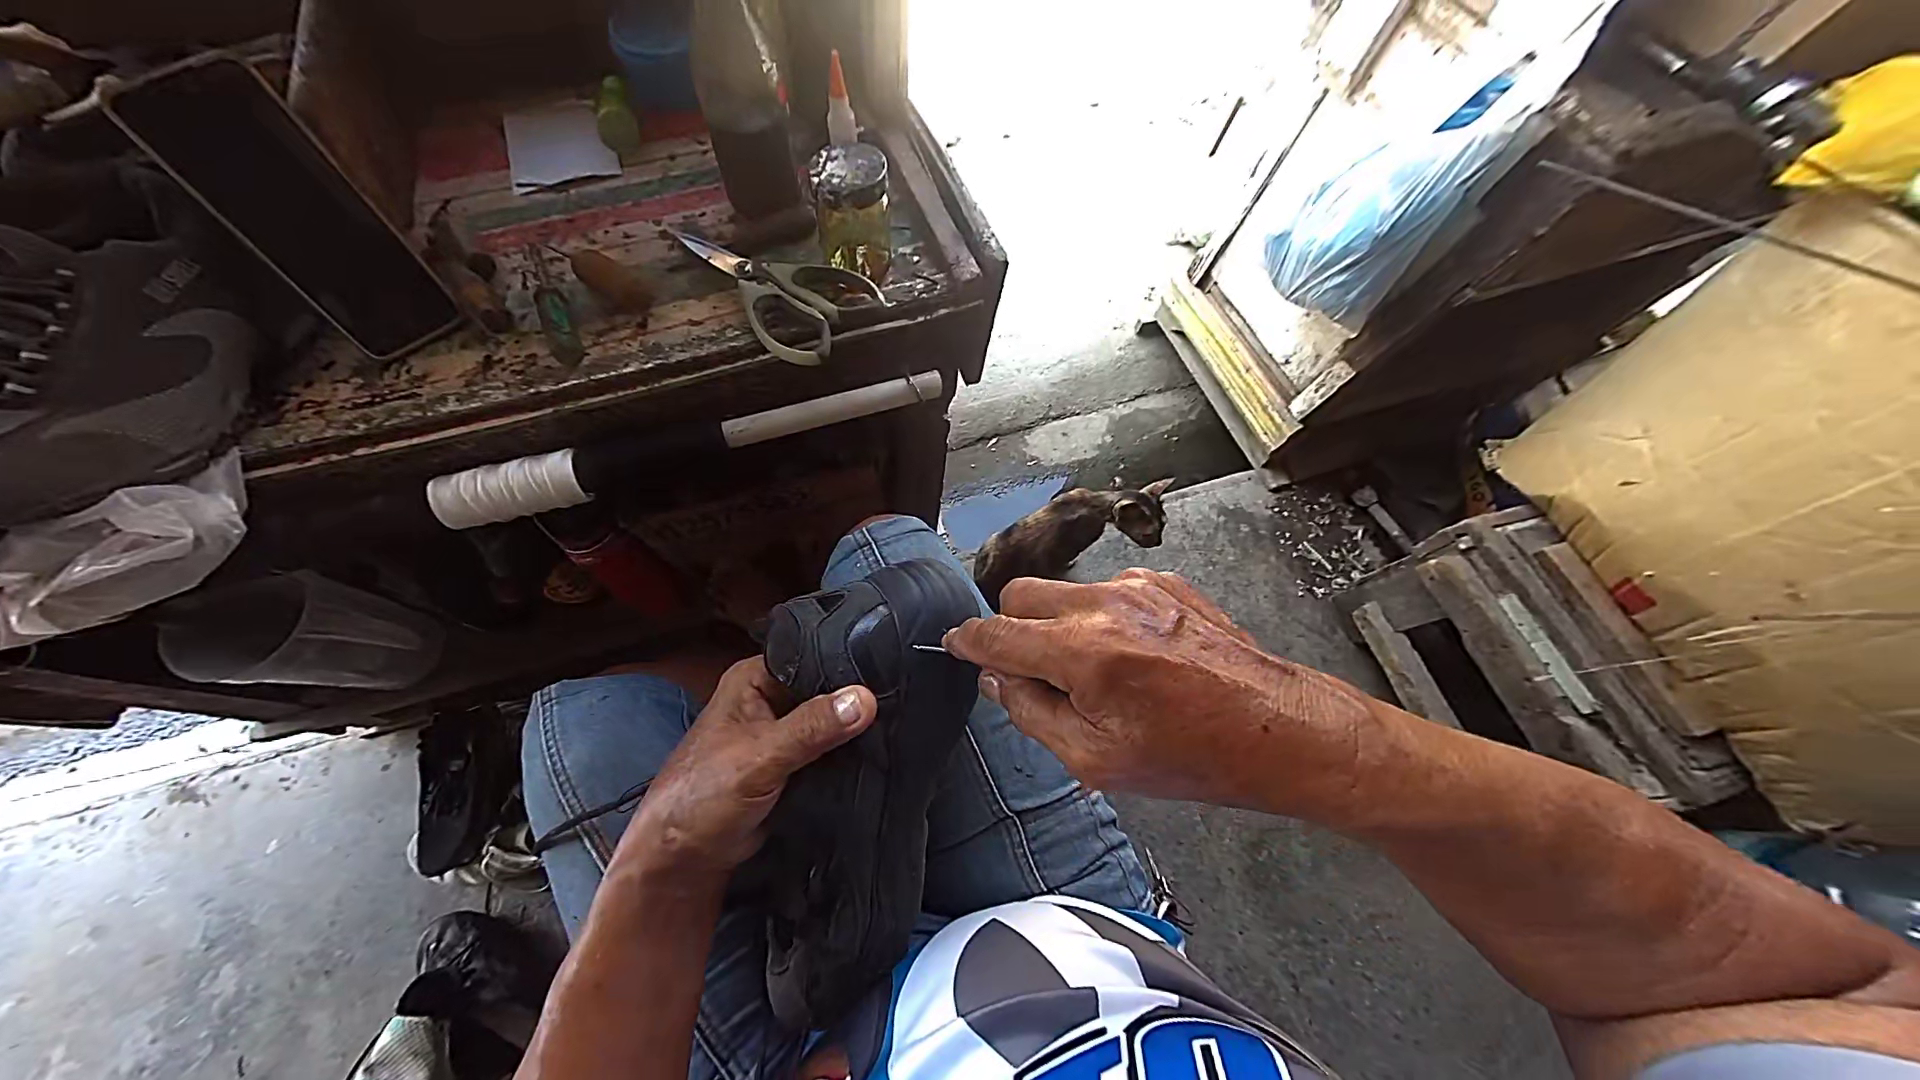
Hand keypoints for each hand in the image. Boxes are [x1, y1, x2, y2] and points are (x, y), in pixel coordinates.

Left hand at [620, 657, 875, 879]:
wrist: (685, 861)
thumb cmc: (701, 799)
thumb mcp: (760, 757)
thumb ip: (812, 727)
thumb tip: (863, 699)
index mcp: (755, 678)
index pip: (812, 657)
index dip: (847, 665)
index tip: (888, 674)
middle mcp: (771, 696)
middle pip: (827, 688)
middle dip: (855, 701)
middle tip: (896, 706)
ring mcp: (784, 730)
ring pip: (833, 721)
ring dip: (854, 730)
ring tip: (892, 729)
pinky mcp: (795, 761)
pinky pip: (831, 749)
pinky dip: (848, 754)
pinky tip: (875, 753)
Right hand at [943, 569, 1377, 813]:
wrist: (1278, 729)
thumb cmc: (1192, 756)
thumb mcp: (1096, 760)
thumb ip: (1032, 713)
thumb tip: (998, 679)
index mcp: (1083, 653)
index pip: (996, 634)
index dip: (966, 640)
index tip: (956, 643)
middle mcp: (1105, 606)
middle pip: (1020, 594)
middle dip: (1011, 628)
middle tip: (1033, 671)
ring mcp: (1137, 587)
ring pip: (1061, 590)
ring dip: (1056, 623)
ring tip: (1092, 670)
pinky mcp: (1164, 582)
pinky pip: (1104, 589)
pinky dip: (1096, 616)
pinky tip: (1128, 654)